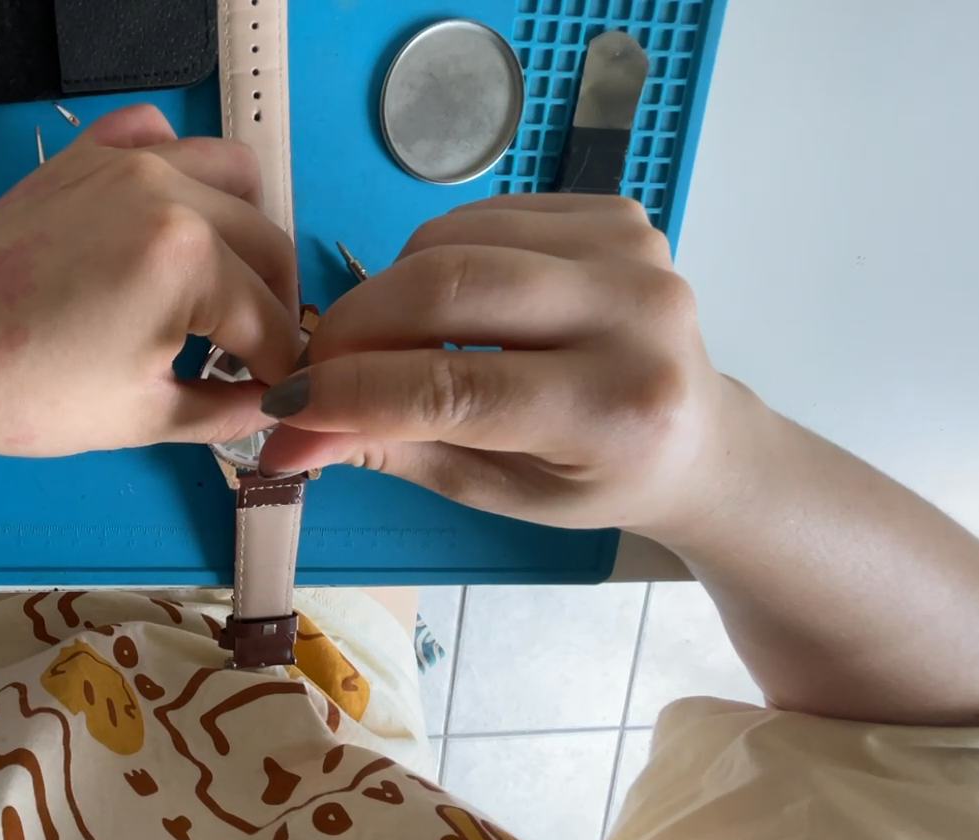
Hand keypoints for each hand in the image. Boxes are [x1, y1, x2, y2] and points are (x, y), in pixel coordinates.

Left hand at [0, 104, 300, 457]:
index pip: (270, 320)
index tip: (279, 394)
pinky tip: (169, 225)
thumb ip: (223, 412)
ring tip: (222, 288)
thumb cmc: (27, 400)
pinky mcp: (83, 156)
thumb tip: (267, 409)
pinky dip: (184, 174)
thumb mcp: (141, 419)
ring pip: (232, 177)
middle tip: (253, 355)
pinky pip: (162, 137)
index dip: (284, 370)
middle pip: (267, 244)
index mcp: (187, 261)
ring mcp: (122, 162)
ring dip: (247, 233)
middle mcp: (168, 191)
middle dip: (275, 306)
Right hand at [256, 195, 750, 535]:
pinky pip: (471, 220)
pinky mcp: (611, 211)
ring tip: (383, 349)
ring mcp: (630, 247)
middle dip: (351, 330)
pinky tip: (435, 310)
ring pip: (447, 243)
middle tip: (315, 370)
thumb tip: (286, 439)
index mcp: (613, 410)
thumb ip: (389, 451)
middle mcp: (637, 312)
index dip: (347, 394)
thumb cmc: (584, 481)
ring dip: (383, 298)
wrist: (694, 437)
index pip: (447, 388)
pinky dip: (422, 264)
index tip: (283, 408)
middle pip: (444, 288)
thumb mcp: (485, 489)